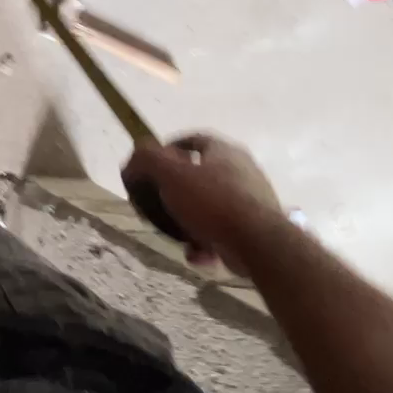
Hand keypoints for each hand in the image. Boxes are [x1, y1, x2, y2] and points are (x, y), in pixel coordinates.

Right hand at [123, 133, 282, 272]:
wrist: (258, 244)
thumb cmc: (212, 202)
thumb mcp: (170, 175)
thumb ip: (147, 161)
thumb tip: (133, 160)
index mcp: (224, 152)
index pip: (193, 139)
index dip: (168, 149)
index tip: (149, 166)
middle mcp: (243, 170)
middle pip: (200, 174)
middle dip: (174, 190)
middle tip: (157, 202)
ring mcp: (253, 199)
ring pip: (209, 205)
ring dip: (188, 219)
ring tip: (174, 234)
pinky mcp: (257, 226)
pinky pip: (222, 228)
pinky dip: (206, 239)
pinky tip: (195, 253)